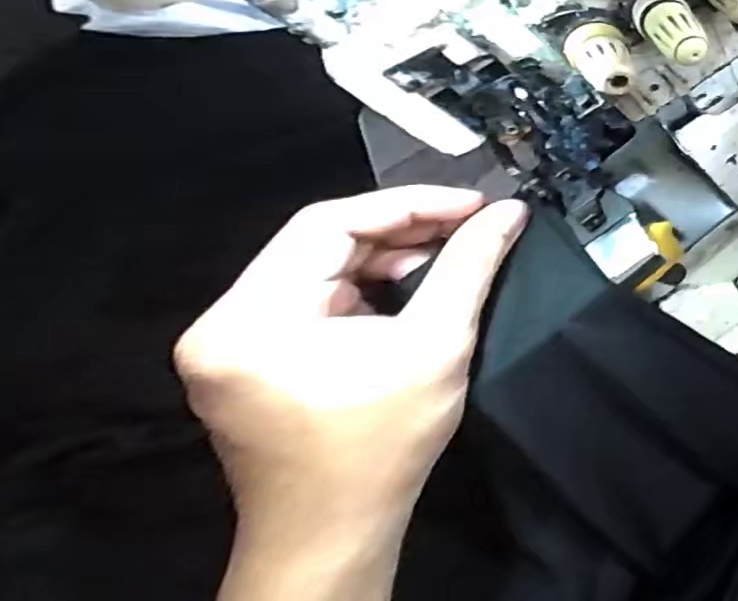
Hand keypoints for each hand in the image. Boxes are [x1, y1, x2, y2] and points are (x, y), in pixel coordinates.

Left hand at [174, 186, 526, 575]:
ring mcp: (238, 342)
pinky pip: (322, 292)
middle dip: (407, 226)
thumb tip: (509, 211)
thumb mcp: (438, 340)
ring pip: (327, 262)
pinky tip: (418, 285)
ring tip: (453, 253)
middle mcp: (228, 322)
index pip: (331, 222)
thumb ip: (473, 264)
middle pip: (326, 240)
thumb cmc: (381, 441)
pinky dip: (374, 280)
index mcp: (252, 317)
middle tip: (472, 223)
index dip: (411, 204)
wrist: (335, 533)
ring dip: (394, 252)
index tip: (476, 205)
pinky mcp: (260, 357)